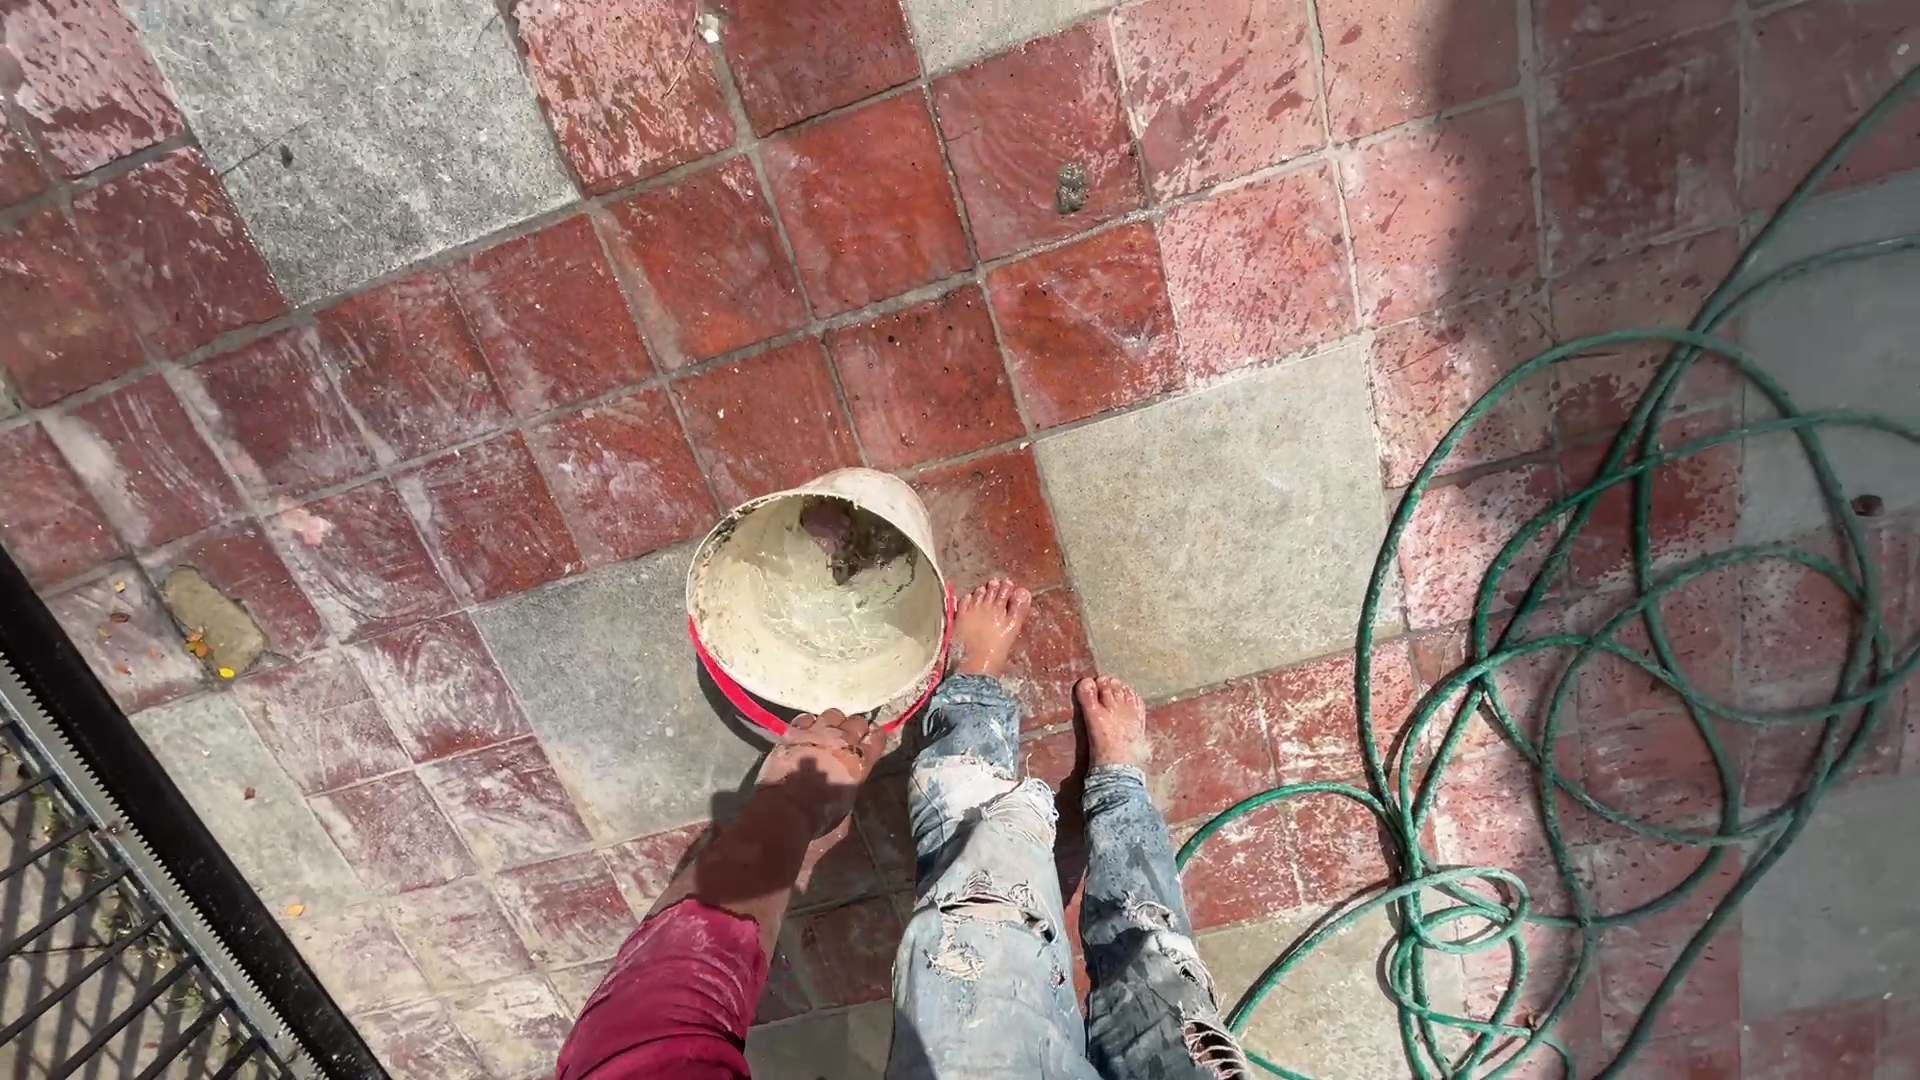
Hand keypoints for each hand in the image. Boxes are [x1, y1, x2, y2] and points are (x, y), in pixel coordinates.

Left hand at [757, 710, 886, 834]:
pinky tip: (805, 732)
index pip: (877, 739)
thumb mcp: (845, 806)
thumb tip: (847, 787)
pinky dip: (808, 724)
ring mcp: (818, 733)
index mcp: (859, 762)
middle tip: (849, 738)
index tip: (872, 739)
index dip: (875, 738)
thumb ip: (850, 786)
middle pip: (857, 722)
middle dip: (855, 728)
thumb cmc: (818, 817)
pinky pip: (806, 718)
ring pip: (833, 714)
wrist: (786, 808)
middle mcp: (843, 742)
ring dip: (833, 722)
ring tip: (827, 730)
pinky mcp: (795, 732)